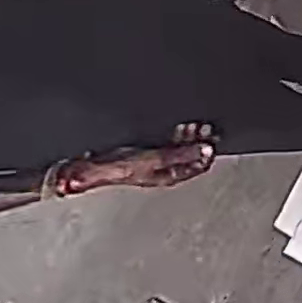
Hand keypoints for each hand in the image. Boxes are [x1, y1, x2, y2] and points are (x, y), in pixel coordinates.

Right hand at [54, 142, 214, 194]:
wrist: (90, 167)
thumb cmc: (117, 168)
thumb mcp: (152, 161)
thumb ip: (179, 155)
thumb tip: (206, 149)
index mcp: (170, 176)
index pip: (200, 166)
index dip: (207, 151)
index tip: (211, 138)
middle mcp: (168, 169)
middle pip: (194, 154)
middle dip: (201, 140)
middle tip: (203, 127)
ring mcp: (160, 160)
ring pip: (185, 147)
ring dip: (191, 136)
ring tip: (193, 125)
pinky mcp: (151, 152)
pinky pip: (172, 143)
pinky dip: (180, 135)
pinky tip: (181, 127)